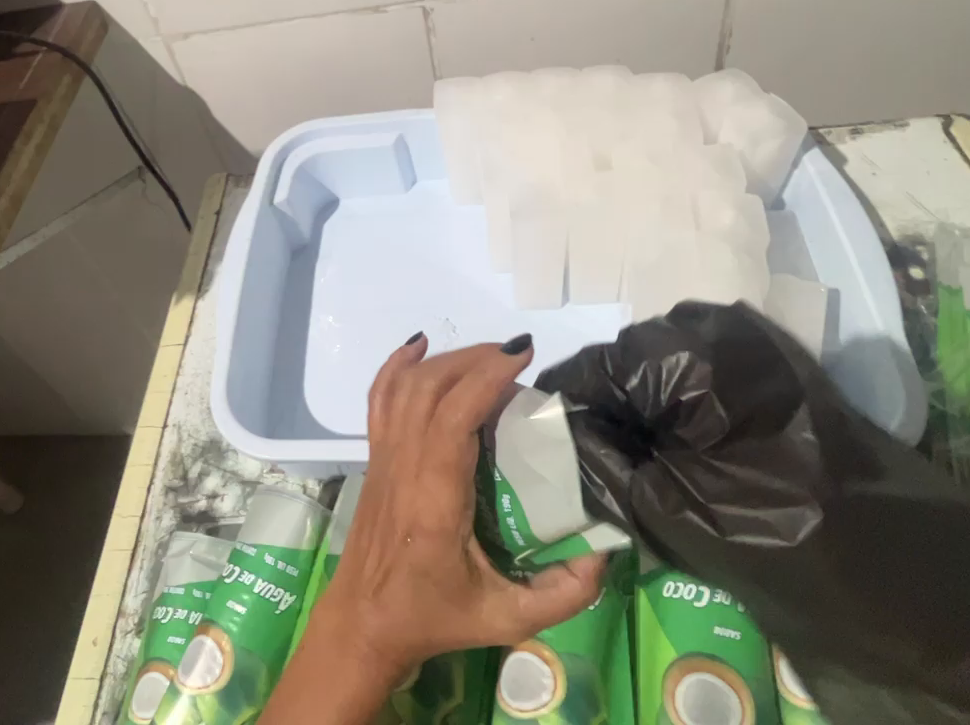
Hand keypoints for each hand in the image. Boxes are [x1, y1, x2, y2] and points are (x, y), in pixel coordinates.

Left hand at [265, 335, 605, 723]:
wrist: (363, 624)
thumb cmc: (433, 617)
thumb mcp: (506, 619)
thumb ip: (562, 593)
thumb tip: (606, 552)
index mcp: (435, 499)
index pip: (453, 417)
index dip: (485, 376)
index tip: (522, 354)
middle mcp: (404, 466)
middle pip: (431, 389)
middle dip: (475, 359)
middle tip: (518, 356)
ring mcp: (383, 458)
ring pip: (406, 387)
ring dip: (447, 361)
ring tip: (488, 356)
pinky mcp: (374, 458)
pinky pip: (379, 399)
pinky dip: (396, 366)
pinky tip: (419, 346)